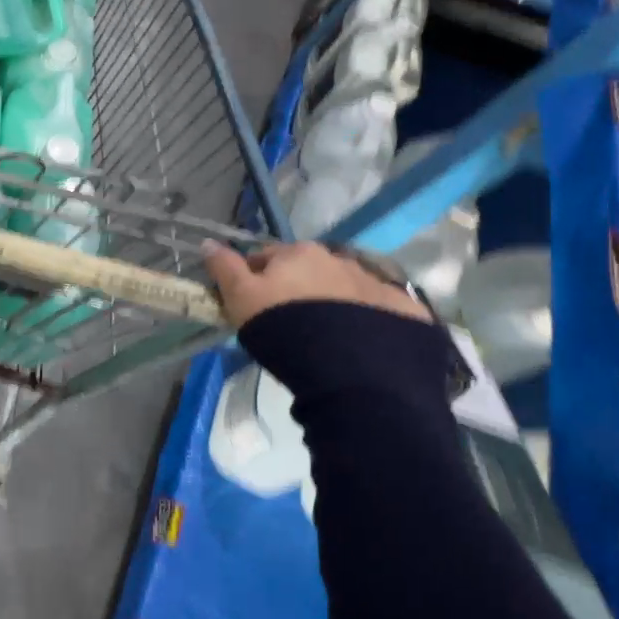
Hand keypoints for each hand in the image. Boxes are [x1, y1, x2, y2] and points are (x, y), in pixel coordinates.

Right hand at [202, 241, 432, 328]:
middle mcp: (342, 260)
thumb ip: (223, 267)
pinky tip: (360, 345)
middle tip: (287, 323)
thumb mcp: (240, 298)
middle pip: (309, 272)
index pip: (266, 258)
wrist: (354, 375)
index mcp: (299, 253)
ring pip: (346, 290)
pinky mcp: (410, 314)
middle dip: (298, 289)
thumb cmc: (284, 328)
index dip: (254, 280)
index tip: (251, 305)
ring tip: (325, 338)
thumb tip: (208, 242)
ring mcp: (380, 286)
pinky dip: (370, 322)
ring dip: (333, 304)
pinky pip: (381, 313)